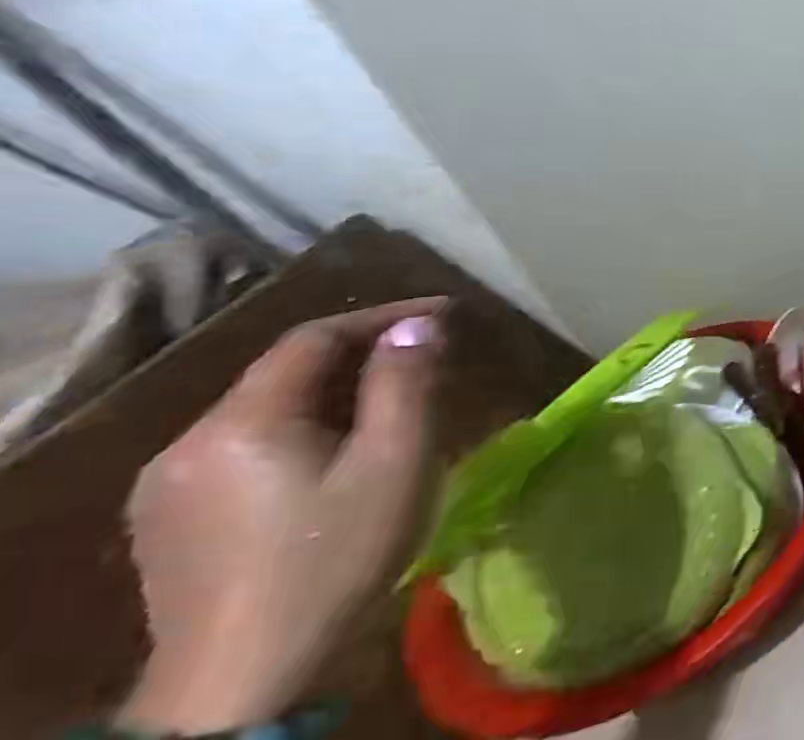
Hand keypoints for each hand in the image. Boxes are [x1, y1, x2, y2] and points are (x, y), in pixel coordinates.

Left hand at [118, 298, 449, 734]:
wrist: (244, 681)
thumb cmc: (335, 558)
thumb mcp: (394, 463)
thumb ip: (406, 385)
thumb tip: (419, 326)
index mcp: (242, 422)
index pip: (314, 338)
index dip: (383, 316)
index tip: (445, 312)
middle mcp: (188, 442)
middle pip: (285, 375)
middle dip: (361, 356)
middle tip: (428, 358)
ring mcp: (168, 486)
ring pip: (265, 413)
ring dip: (332, 396)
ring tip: (392, 406)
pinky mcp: (168, 523)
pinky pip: (244, 450)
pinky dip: (300, 432)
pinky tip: (334, 459)